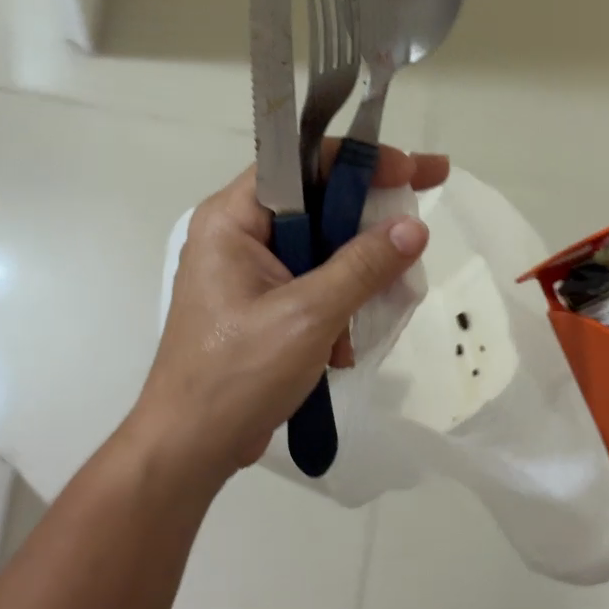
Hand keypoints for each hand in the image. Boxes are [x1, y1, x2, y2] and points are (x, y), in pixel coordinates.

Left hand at [130, 144, 449, 483]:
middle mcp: (237, 236)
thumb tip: (414, 227)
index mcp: (232, 220)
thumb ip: (363, 267)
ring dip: (357, 275)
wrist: (189, 447)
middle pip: (316, 204)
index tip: (415, 170)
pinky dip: (339, 306)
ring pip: (320, 249)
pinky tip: (347, 346)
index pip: (301, 163)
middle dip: (369, 223)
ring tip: (391, 300)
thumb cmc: (238, 375)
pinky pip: (312, 286)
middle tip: (419, 229)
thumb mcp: (308, 316)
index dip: (361, 162)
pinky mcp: (260, 308)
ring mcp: (248, 274)